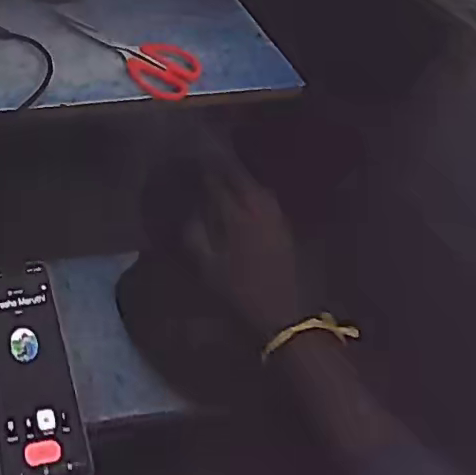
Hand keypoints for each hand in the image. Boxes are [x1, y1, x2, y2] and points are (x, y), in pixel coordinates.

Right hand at [182, 161, 306, 336]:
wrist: (283, 317)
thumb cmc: (239, 292)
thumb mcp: (207, 266)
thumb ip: (195, 235)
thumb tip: (189, 213)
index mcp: (237, 218)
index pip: (218, 184)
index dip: (205, 170)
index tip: (193, 159)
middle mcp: (259, 212)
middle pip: (242, 179)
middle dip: (225, 166)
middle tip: (210, 157)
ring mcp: (276, 220)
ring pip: (259, 188)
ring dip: (243, 177)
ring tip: (228, 172)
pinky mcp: (286, 230)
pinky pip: (269, 200)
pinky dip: (256, 191)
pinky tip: (247, 194)